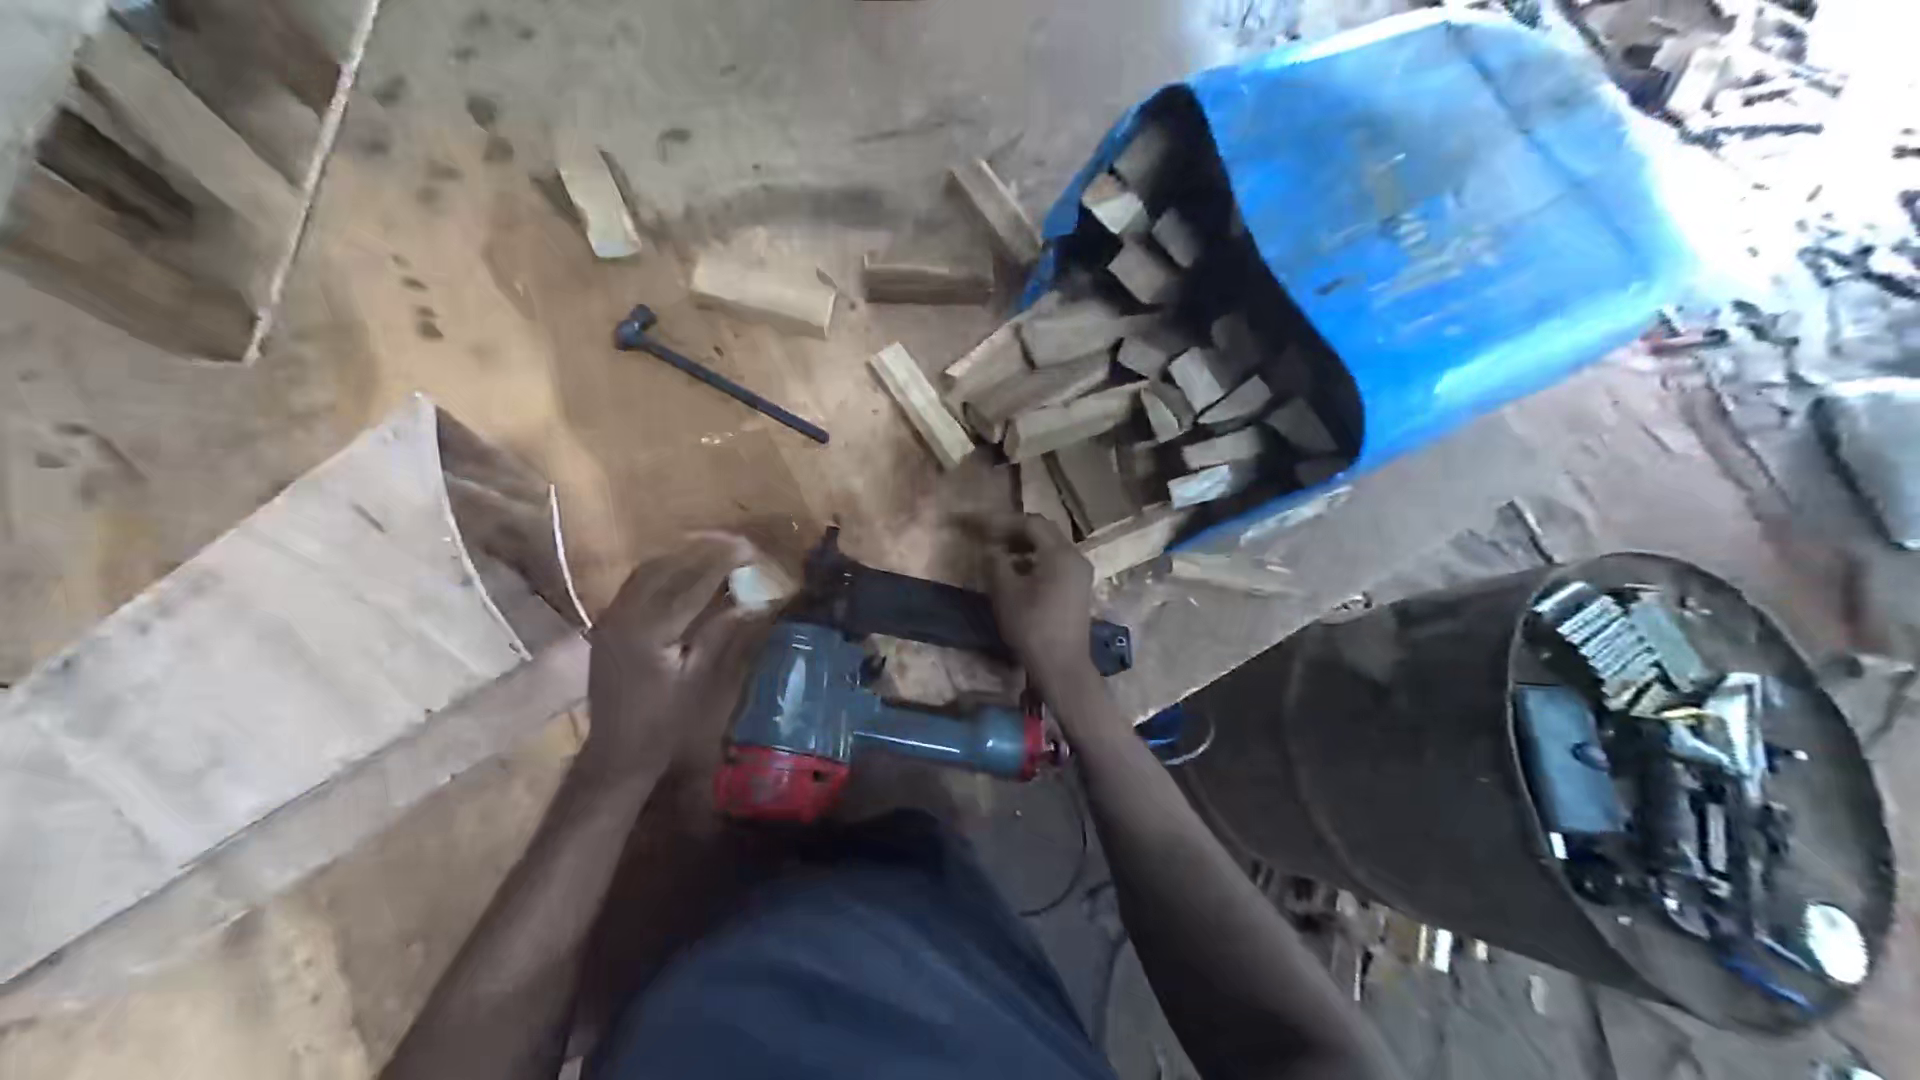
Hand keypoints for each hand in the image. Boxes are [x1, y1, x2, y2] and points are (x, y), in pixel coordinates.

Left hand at [582, 534, 769, 784]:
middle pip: (666, 567)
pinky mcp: (609, 624)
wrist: (617, 752)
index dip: (723, 562)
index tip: (749, 547)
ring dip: (683, 556)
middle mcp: (624, 615)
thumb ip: (722, 635)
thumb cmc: (664, 724)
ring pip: (648, 571)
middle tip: (736, 543)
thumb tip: (751, 602)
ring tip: (716, 549)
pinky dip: (666, 570)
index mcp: (649, 630)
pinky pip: (638, 584)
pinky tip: (687, 571)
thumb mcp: (700, 681)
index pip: (692, 583)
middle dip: (703, 550)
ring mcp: (611, 618)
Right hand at [977, 513, 1097, 692]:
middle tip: (992, 538)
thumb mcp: (1006, 592)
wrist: (1061, 665)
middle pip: (1045, 532)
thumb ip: (997, 563)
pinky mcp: (1079, 588)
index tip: (983, 529)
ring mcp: (1081, 574)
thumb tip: (992, 550)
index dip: (1005, 523)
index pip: (1032, 523)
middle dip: (1017, 532)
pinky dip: (1037, 561)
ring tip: (1001, 555)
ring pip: (1052, 548)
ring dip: (1026, 547)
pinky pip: (1057, 563)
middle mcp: (1076, 557)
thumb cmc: (1031, 626)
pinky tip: (1019, 574)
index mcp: (1060, 554)